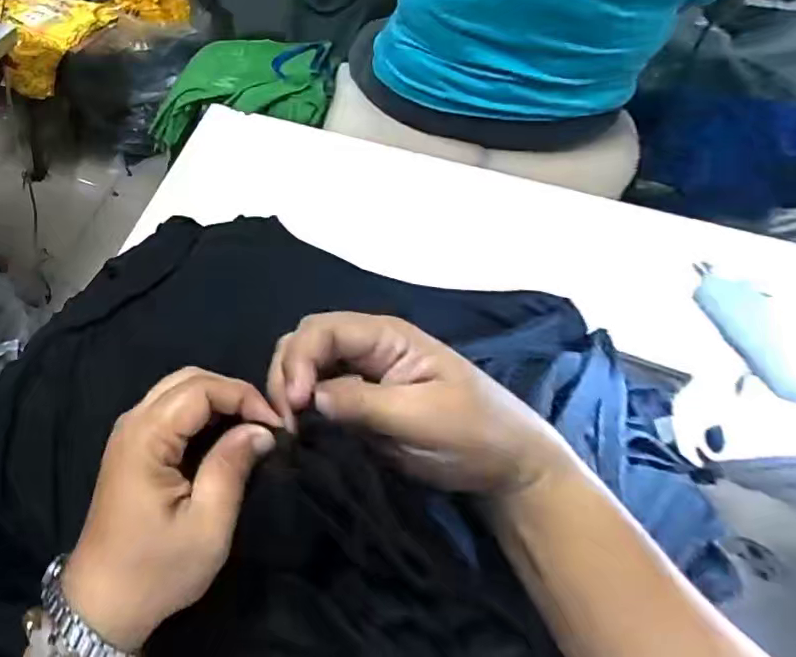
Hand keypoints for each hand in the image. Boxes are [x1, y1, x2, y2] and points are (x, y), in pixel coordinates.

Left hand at [62, 368, 282, 650]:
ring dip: (217, 399)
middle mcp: (133, 420)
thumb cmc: (156, 569)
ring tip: (250, 425)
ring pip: (178, 388)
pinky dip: (201, 411)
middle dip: (232, 392)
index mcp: (146, 435)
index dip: (243, 396)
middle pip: (188, 379)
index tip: (276, 425)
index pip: (200, 388)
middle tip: (265, 422)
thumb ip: (231, 468)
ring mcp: (129, 430)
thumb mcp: (206, 527)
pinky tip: (223, 433)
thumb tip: (261, 430)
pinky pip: (170, 407)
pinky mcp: (132, 443)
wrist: (102, 602)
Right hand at [267, 313, 579, 497]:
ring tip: (292, 429)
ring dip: (290, 390)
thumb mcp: (423, 416)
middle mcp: (366, 346)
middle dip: (287, 372)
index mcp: (384, 335)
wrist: (509, 466)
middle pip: (306, 341)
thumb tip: (310, 397)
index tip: (296, 403)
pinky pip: (318, 394)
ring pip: (306, 365)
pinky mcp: (358, 401)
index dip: (300, 359)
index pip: (323, 329)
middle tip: (286, 421)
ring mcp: (361, 372)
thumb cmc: (475, 430)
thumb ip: (364, 402)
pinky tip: (301, 432)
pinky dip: (302, 408)